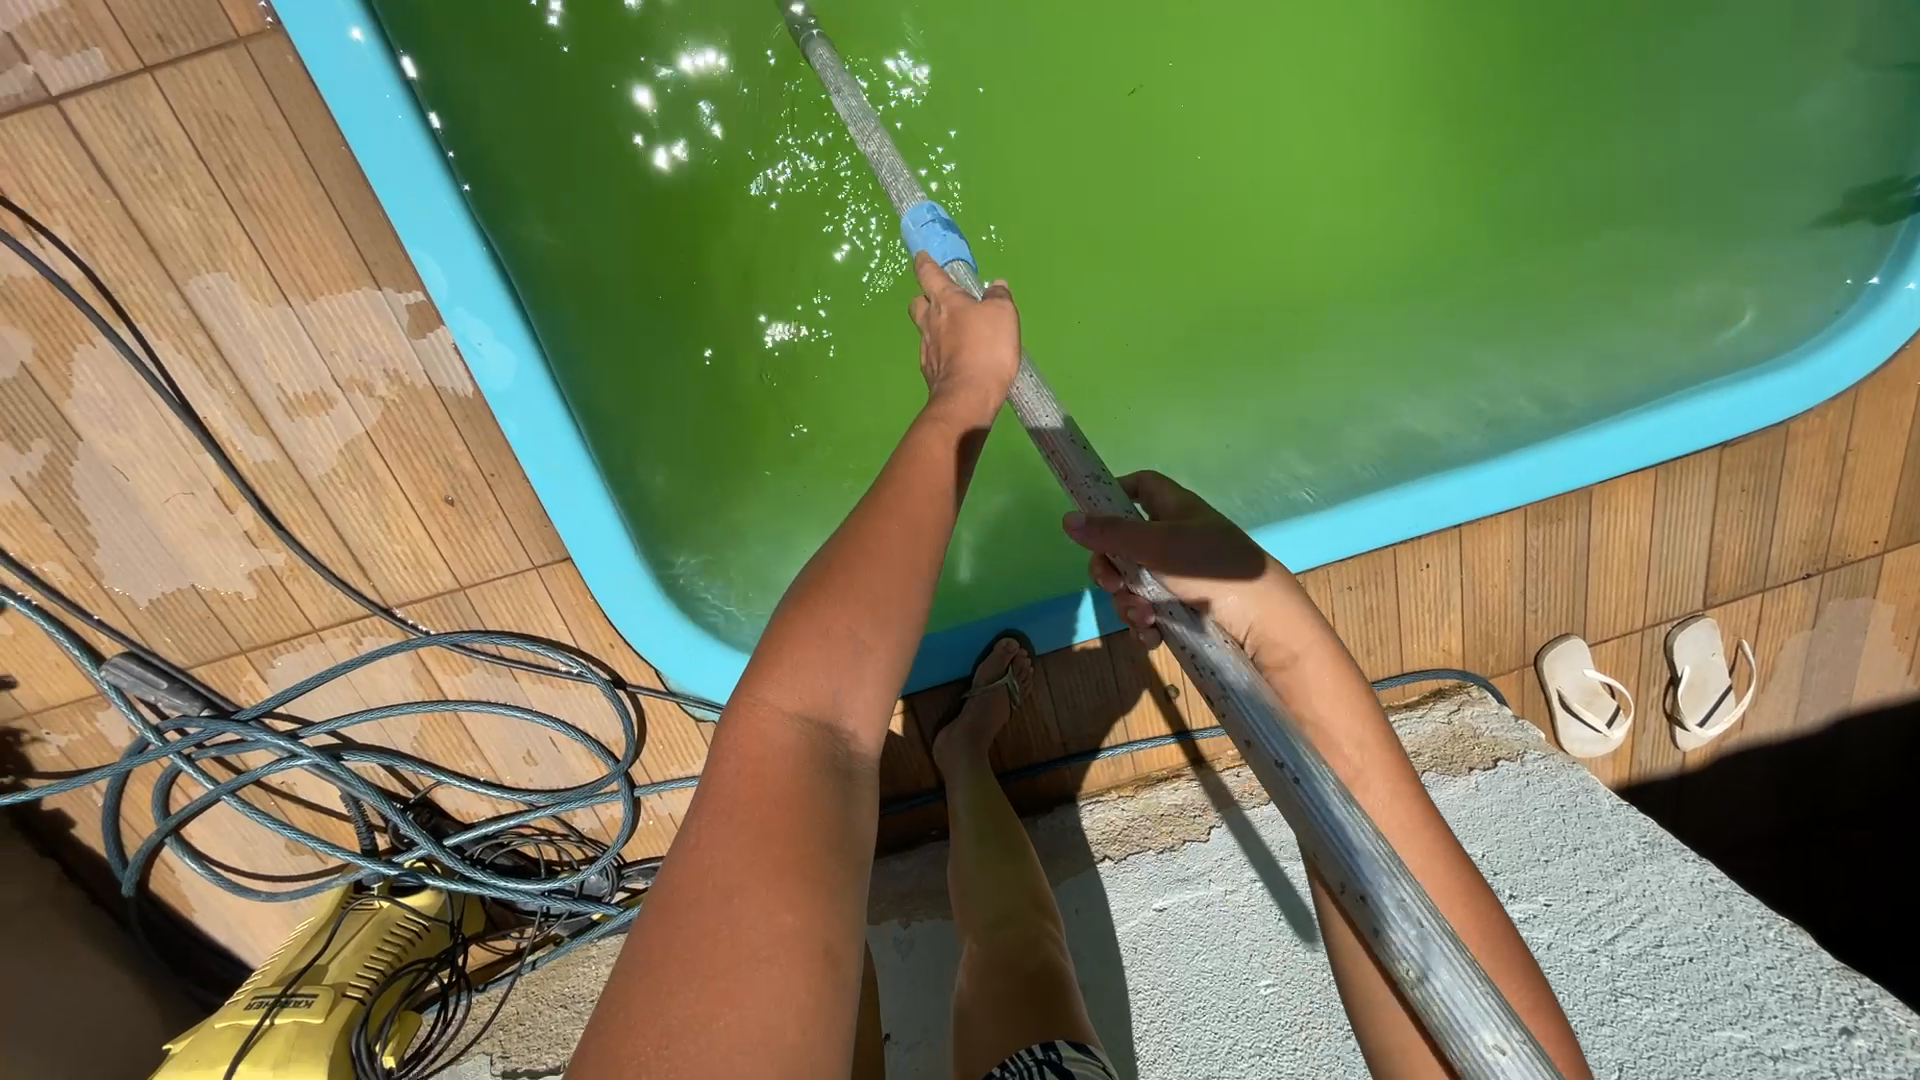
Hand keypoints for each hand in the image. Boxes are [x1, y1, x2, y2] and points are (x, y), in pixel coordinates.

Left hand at [908, 252, 1019, 427]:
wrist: (969, 395)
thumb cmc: (987, 347)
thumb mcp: (1003, 314)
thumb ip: (999, 297)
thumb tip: (996, 285)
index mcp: (946, 301)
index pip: (929, 274)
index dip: (925, 263)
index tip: (921, 256)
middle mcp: (930, 323)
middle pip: (918, 303)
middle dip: (924, 297)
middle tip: (938, 299)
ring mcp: (928, 350)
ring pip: (924, 331)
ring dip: (934, 328)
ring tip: (952, 333)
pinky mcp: (931, 373)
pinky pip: (933, 355)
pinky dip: (941, 352)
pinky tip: (954, 359)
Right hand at [1061, 470, 1294, 657]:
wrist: (1263, 623)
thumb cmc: (1212, 568)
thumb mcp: (1156, 544)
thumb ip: (1110, 533)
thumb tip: (1067, 519)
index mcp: (1175, 510)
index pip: (1140, 487)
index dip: (1114, 494)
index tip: (1091, 517)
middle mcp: (1173, 540)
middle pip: (1122, 544)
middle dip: (1110, 568)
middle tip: (1112, 584)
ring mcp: (1177, 577)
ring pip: (1130, 585)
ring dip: (1128, 603)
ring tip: (1146, 618)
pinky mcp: (1180, 611)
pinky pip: (1145, 613)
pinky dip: (1143, 625)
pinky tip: (1152, 635)